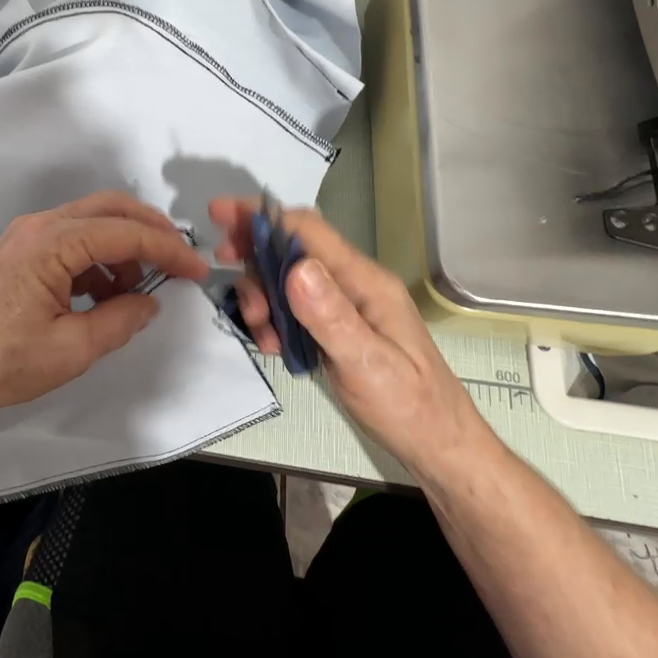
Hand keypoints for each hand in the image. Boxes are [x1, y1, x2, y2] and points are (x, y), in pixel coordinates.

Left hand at [0, 191, 208, 460]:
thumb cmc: (9, 363)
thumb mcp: (76, 348)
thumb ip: (122, 319)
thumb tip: (151, 301)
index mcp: (50, 244)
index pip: (123, 231)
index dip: (167, 248)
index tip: (198, 269)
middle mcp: (37, 227)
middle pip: (108, 208)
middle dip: (149, 230)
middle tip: (179, 261)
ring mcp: (25, 236)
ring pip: (90, 221)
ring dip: (123, 246)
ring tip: (138, 290)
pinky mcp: (21, 252)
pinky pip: (71, 239)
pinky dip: (98, 258)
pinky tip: (106, 294)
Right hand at [209, 199, 492, 478]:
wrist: (437, 444)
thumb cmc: (408, 405)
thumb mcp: (366, 362)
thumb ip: (329, 315)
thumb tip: (295, 267)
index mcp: (364, 281)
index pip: (308, 230)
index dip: (261, 216)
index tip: (219, 213)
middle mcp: (353, 283)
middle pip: (291, 249)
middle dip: (253, 256)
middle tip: (222, 269)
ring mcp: (343, 304)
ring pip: (286, 278)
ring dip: (261, 296)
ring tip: (261, 333)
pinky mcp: (334, 325)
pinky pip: (291, 306)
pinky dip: (272, 319)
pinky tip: (274, 346)